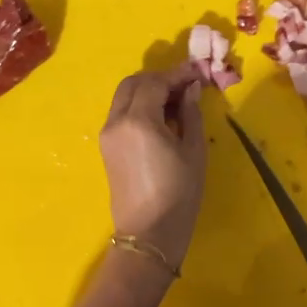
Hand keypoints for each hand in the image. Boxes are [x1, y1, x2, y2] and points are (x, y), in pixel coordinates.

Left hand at [101, 68, 207, 268]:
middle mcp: (117, 121)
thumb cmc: (179, 193)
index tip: (199, 73)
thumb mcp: (194, 150)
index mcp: (139, 120)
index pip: (155, 82)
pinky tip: (162, 118)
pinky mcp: (107, 147)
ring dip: (148, 90)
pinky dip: (140, 105)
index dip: (178, 74)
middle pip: (133, 83)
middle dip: (159, 78)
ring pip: (124, 96)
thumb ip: (191, 113)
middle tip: (186, 85)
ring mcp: (108, 134)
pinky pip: (122, 113)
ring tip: (176, 101)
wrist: (149, 233)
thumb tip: (190, 89)